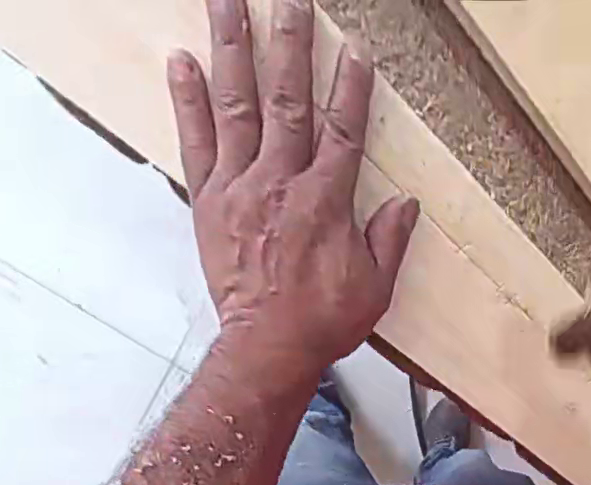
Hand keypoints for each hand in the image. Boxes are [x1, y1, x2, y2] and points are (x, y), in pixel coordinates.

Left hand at [166, 0, 418, 381]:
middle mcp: (281, 182)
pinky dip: (189, 100)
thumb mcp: (376, 287)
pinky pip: (197, 141)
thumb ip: (388, 240)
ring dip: (234, 49)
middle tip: (290, 1)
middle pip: (287, 102)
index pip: (344, 134)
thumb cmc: (327, 319)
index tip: (356, 54)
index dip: (352, 93)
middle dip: (290, 46)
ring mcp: (240, 187)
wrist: (270, 344)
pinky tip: (185, 60)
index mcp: (327, 203)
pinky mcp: (210, 201)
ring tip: (229, 1)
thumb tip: (405, 203)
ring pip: (237, 106)